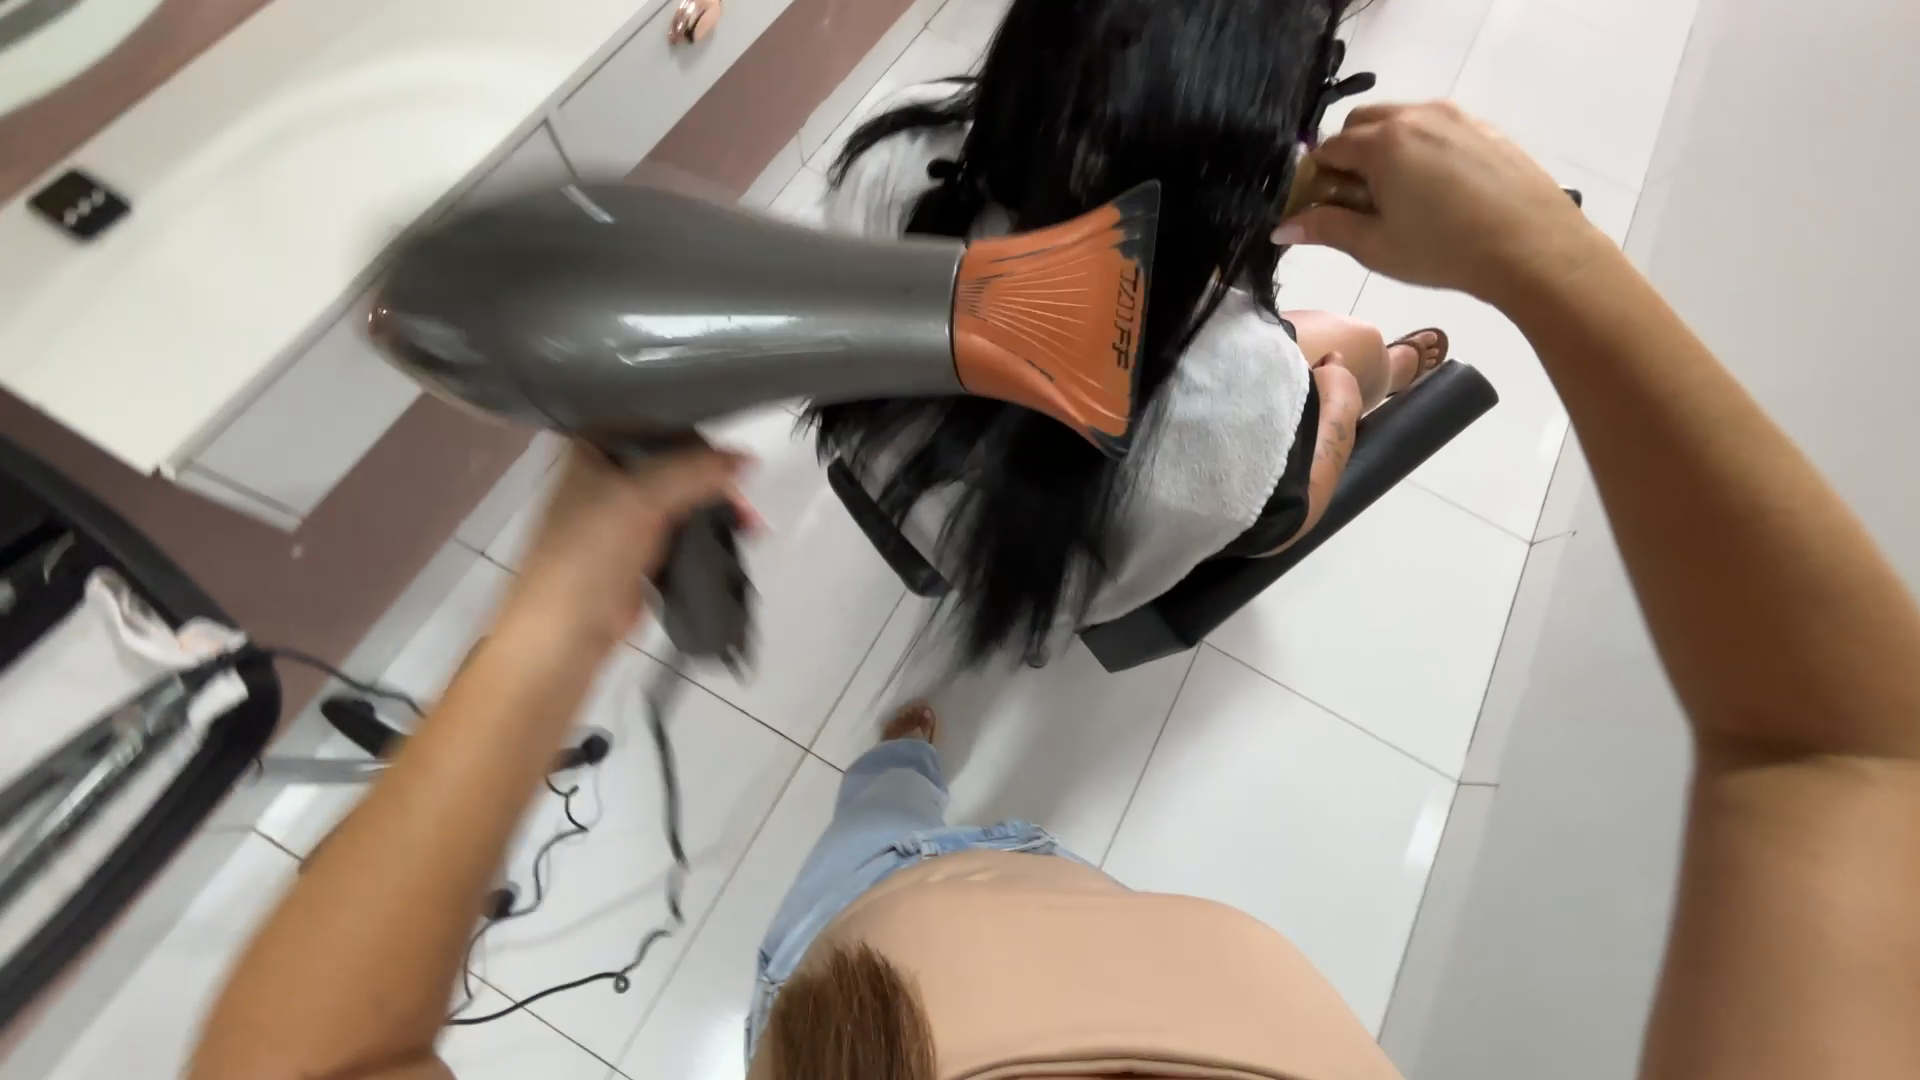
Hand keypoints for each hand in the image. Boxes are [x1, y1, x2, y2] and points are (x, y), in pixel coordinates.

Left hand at [507, 443, 750, 643]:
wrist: (567, 632)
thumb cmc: (590, 555)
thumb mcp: (642, 498)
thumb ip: (696, 471)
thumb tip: (749, 460)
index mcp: (592, 449)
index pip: (653, 421)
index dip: (695, 432)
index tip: (733, 446)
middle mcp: (606, 473)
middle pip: (673, 460)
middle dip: (714, 475)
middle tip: (749, 489)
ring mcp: (623, 511)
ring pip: (681, 494)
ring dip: (716, 502)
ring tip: (750, 518)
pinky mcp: (640, 546)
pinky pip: (683, 525)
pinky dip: (709, 527)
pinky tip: (738, 530)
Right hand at [1273, 102, 1608, 305]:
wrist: (1531, 246)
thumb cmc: (1441, 250)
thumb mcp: (1373, 245)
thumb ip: (1324, 228)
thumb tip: (1281, 229)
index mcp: (1384, 143)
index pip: (1329, 148)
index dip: (1314, 180)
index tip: (1318, 210)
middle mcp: (1417, 117)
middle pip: (1363, 123)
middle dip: (1347, 156)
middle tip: (1353, 202)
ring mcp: (1456, 118)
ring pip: (1400, 122)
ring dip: (1383, 151)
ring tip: (1393, 199)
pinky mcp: (1484, 129)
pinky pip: (1435, 129)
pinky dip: (1417, 151)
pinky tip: (1431, 193)